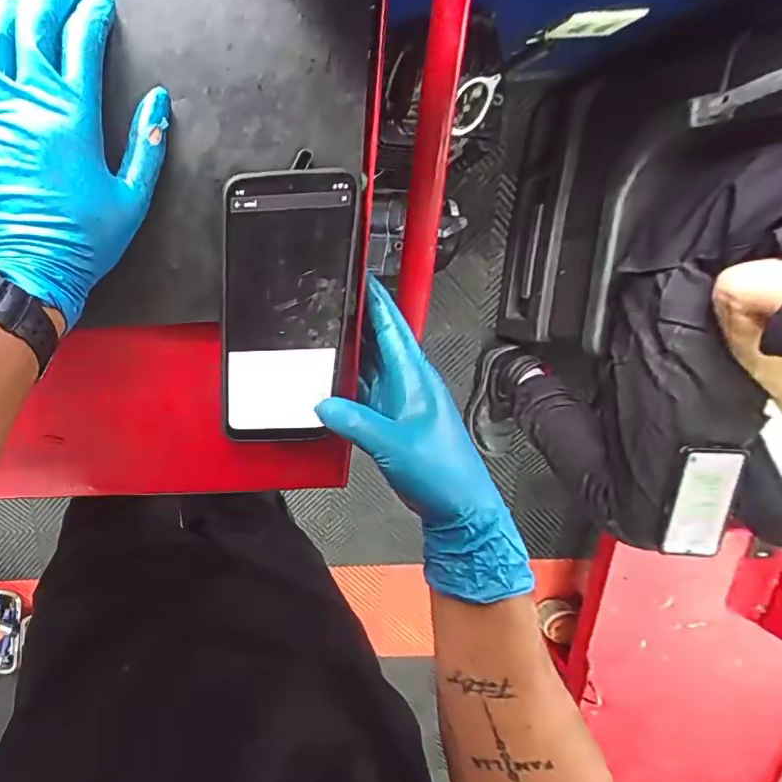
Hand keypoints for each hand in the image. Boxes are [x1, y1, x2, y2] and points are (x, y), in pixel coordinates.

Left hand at [0, 0, 170, 324]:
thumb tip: (157, 106)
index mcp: (72, 119)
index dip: (93, 13)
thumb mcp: (132, 197)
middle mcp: (31, 106)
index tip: (102, 0)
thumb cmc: (81, 239)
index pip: (81, 43)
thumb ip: (148, 145)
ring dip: (13, 4)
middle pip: (36, 25)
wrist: (34, 267)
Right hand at [317, 281, 533, 604]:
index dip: (377, 299)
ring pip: (372, 365)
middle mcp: (410, 383)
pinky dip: (350, 384)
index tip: (361, 277)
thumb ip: (355, 422)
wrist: (458, 504)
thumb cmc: (443, 472)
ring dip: (353, 351)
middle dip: (357, 319)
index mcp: (416, 377)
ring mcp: (402, 400)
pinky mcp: (394, 419)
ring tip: (327, 336)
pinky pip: (367, 391)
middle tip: (332, 301)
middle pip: (379, 340)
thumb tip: (324, 404)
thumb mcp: (393, 445)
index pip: (394, 325)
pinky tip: (334, 384)